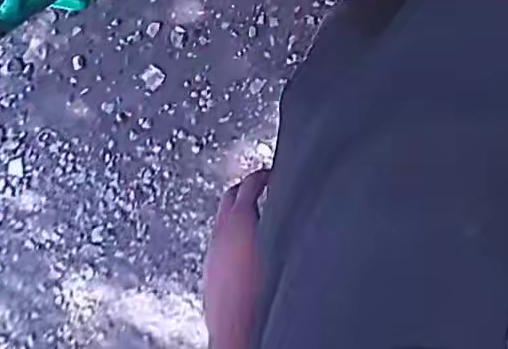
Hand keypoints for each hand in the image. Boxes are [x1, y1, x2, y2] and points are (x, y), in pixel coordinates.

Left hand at [203, 168, 269, 348]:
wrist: (237, 333)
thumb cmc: (260, 294)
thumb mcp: (280, 247)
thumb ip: (284, 221)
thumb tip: (298, 206)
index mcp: (238, 219)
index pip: (250, 182)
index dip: (264, 174)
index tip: (274, 174)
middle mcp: (220, 232)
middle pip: (231, 195)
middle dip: (247, 188)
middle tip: (264, 188)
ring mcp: (212, 253)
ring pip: (223, 219)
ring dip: (239, 213)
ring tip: (258, 218)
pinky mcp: (209, 274)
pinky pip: (220, 242)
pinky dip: (231, 236)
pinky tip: (246, 251)